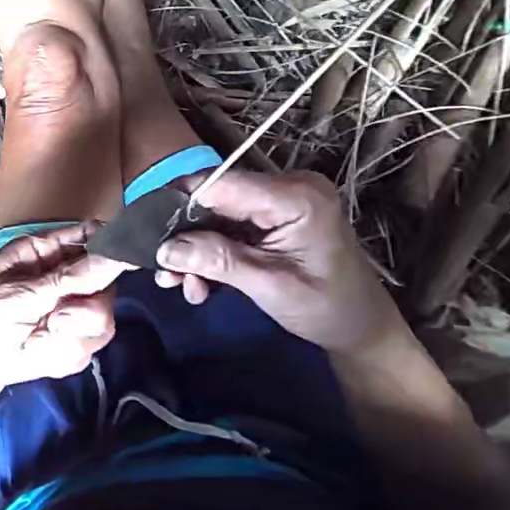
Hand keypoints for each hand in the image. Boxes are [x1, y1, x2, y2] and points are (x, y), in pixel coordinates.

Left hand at [0, 224, 128, 407]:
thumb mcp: (19, 298)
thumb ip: (71, 279)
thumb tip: (117, 256)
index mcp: (44, 252)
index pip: (94, 237)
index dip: (112, 249)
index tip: (121, 267)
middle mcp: (59, 277)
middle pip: (105, 285)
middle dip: (82, 311)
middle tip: (53, 322)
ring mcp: (63, 310)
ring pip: (100, 320)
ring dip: (70, 338)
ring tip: (37, 342)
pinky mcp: (63, 341)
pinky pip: (86, 348)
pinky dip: (62, 356)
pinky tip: (36, 355)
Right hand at [155, 170, 406, 356]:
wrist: (361, 326)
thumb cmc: (326, 308)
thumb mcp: (270, 287)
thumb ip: (219, 261)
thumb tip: (166, 248)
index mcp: (296, 195)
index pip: (224, 183)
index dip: (181, 202)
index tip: (148, 231)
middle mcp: (288, 186)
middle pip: (218, 198)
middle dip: (187, 235)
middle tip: (164, 272)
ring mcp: (281, 200)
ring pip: (219, 214)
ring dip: (196, 249)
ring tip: (181, 285)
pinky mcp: (274, 217)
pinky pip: (232, 225)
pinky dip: (213, 251)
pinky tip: (201, 283)